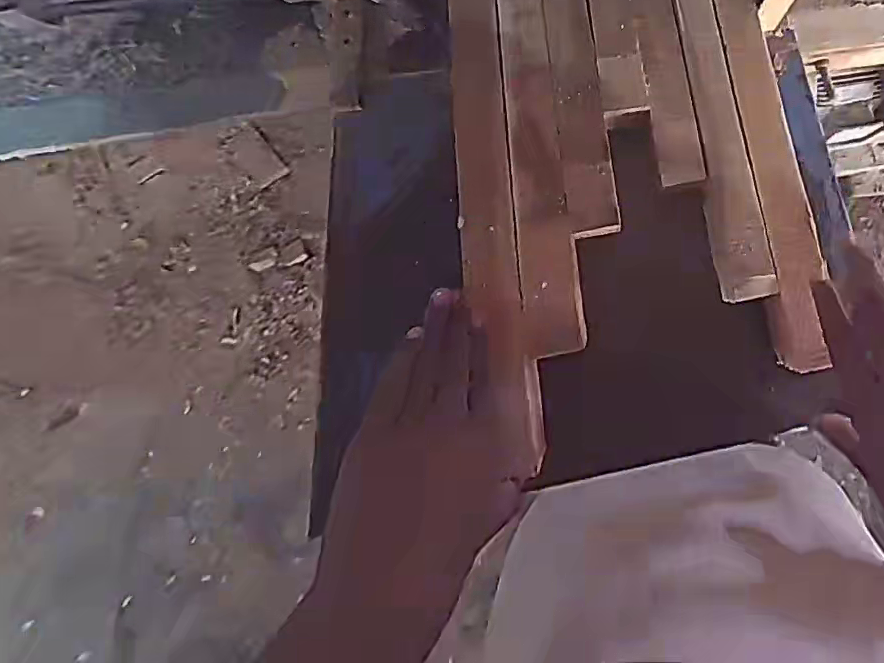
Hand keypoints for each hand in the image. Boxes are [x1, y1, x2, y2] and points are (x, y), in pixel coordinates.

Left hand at [301, 289, 522, 649]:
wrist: (379, 588)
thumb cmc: (445, 560)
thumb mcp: (489, 520)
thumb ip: (502, 488)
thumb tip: (511, 472)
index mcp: (484, 443)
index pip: (490, 379)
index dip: (488, 344)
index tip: (488, 315)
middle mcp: (449, 422)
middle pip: (456, 362)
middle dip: (458, 324)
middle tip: (461, 294)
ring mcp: (407, 423)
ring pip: (423, 365)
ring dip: (431, 330)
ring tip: (439, 300)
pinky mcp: (372, 432)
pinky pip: (390, 385)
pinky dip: (401, 359)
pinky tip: (409, 341)